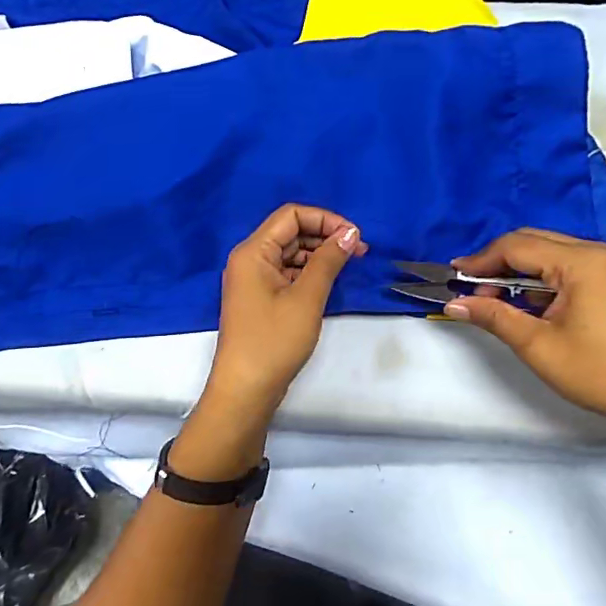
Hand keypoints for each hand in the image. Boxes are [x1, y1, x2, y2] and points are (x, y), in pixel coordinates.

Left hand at [209, 203, 366, 409]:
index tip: (354, 235)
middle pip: (290, 232)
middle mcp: (249, 259)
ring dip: (318, 254)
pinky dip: (308, 272)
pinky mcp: (260, 298)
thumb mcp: (306, 298)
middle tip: (359, 251)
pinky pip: (286, 272)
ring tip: (349, 264)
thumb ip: (328, 260)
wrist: (245, 390)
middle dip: (324, 235)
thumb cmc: (273, 341)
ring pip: (290, 253)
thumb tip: (349, 232)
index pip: (290, 215)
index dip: (324, 219)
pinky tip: (329, 280)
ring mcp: (253, 279)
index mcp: (253, 251)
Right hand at [444, 228, 605, 442]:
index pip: (518, 245)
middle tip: (477, 290)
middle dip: (503, 262)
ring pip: (563, 254)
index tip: (456, 276)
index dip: (482, 259)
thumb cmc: (603, 373)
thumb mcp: (539, 346)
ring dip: (531, 272)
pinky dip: (559, 280)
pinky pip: (587, 268)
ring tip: (510, 302)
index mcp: (583, 261)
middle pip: (540, 242)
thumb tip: (454, 304)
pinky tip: (550, 308)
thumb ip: (494, 317)